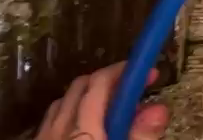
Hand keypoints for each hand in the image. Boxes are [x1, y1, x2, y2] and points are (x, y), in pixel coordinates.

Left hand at [36, 63, 168, 139]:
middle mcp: (58, 129)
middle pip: (82, 85)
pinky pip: (50, 122)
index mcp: (83, 129)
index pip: (101, 82)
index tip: (150, 72)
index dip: (126, 70)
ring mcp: (42, 138)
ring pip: (64, 102)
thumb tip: (160, 107)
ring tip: (111, 111)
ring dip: (87, 97)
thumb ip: (140, 136)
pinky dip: (69, 115)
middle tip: (134, 93)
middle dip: (109, 80)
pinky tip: (83, 129)